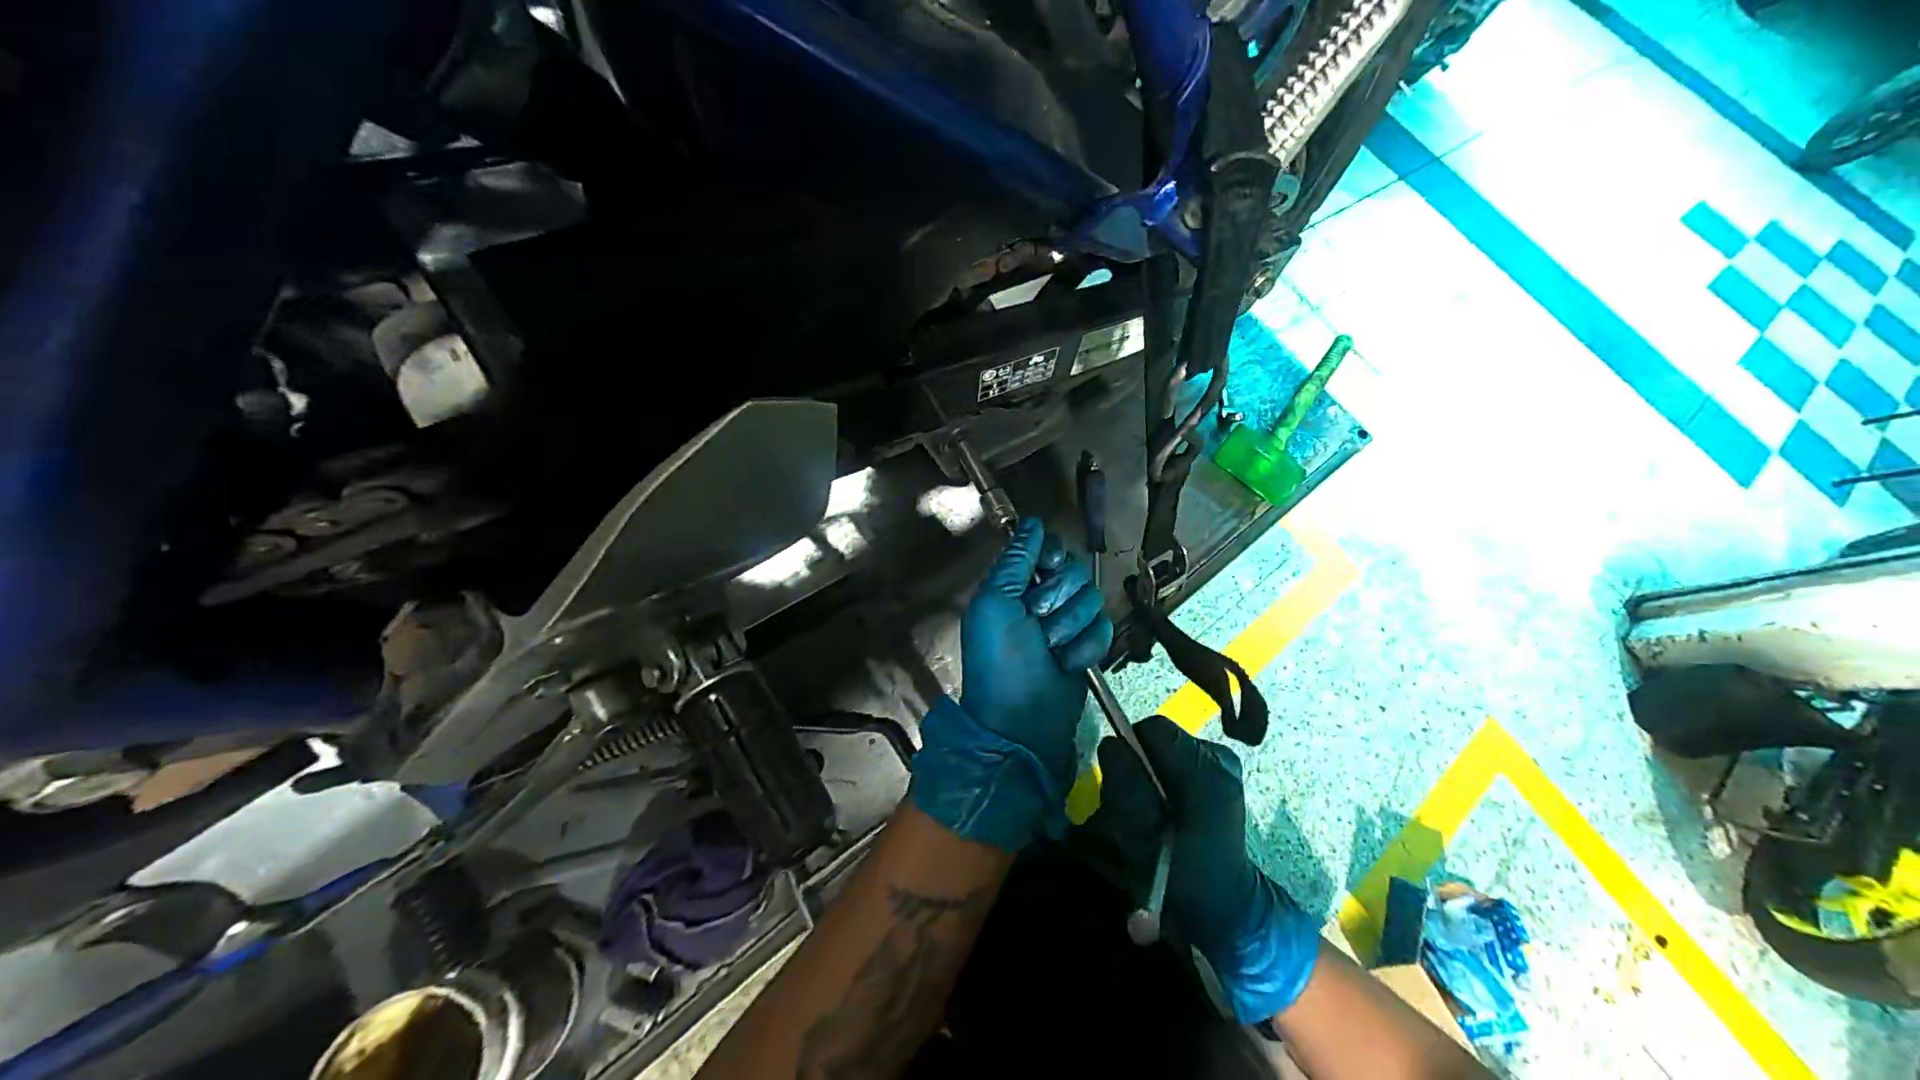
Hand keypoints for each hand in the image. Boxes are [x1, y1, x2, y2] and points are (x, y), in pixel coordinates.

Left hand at [912, 518, 1112, 851]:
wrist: (1021, 718)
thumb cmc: (1000, 659)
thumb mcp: (995, 602)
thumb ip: (1015, 560)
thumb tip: (1032, 521)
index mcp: (1017, 584)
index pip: (1051, 549)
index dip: (1053, 557)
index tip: (1047, 569)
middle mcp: (1044, 598)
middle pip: (1076, 572)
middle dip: (1057, 602)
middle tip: (1037, 624)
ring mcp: (1069, 623)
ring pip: (1092, 600)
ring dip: (1069, 629)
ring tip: (1049, 650)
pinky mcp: (1088, 646)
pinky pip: (1104, 628)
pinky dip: (1084, 648)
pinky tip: (1065, 665)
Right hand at [1082, 717, 1318, 1022]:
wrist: (1225, 909)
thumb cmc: (1183, 878)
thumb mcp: (1144, 836)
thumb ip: (1127, 786)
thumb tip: (1110, 742)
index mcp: (1206, 769)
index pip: (1152, 730)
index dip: (1130, 751)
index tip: (1126, 787)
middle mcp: (1218, 757)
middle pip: (1155, 740)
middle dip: (1137, 767)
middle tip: (1137, 810)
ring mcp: (1222, 765)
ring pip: (1161, 753)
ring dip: (1148, 779)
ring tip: (1153, 818)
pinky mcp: (1217, 777)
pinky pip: (1173, 766)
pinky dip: (1162, 784)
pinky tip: (1167, 816)